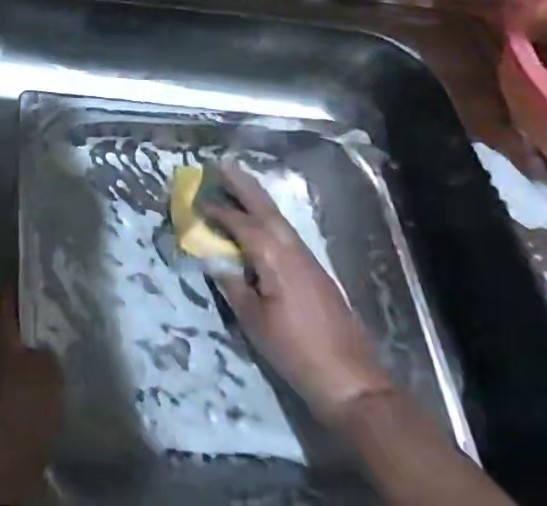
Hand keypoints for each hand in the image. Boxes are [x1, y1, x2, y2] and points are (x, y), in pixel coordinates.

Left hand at [0, 290, 62, 504]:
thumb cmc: (18, 409)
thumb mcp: (48, 372)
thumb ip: (48, 351)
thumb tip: (43, 348)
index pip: (8, 293)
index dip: (31, 289)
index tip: (55, 290)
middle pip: (5, 323)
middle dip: (31, 325)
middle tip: (62, 327)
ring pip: (4, 353)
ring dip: (25, 357)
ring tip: (58, 361)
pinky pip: (3, 381)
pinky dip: (20, 384)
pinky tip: (42, 394)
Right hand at [201, 163, 391, 420]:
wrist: (352, 382)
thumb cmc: (294, 349)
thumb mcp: (252, 318)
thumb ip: (231, 283)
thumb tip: (213, 259)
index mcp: (275, 258)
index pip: (240, 224)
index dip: (216, 210)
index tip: (194, 202)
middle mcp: (294, 251)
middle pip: (266, 209)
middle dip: (243, 185)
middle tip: (220, 164)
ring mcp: (309, 261)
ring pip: (279, 220)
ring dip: (256, 199)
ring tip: (235, 184)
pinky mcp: (316, 273)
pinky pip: (286, 234)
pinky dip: (268, 219)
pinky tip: (258, 221)